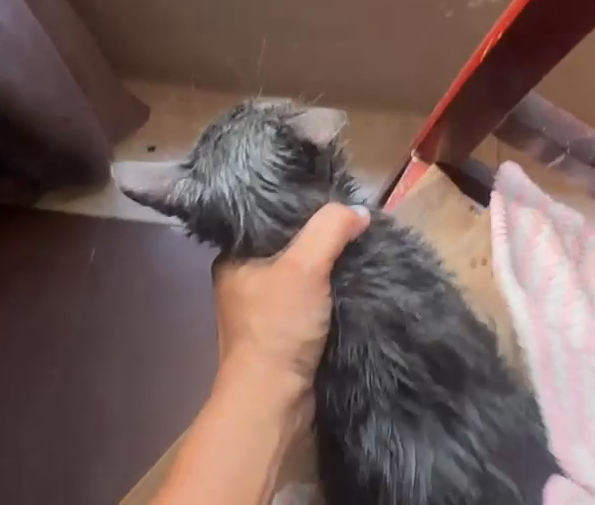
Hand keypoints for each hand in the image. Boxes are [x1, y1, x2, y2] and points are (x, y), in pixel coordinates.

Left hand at [212, 203, 370, 397]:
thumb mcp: (304, 266)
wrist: (273, 402)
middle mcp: (244, 278)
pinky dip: (331, 289)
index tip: (335, 194)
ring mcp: (264, 307)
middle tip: (354, 217)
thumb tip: (358, 211)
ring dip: (329, 263)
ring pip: (303, 270)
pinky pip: (312, 297)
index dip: (303, 203)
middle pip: (290, 242)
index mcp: (234, 257)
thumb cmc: (278, 327)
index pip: (270, 215)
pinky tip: (354, 278)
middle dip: (321, 233)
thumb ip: (331, 228)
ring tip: (360, 242)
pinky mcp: (284, 331)